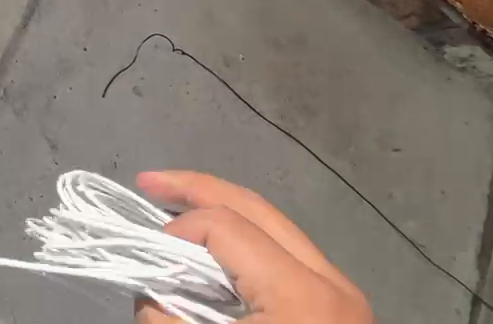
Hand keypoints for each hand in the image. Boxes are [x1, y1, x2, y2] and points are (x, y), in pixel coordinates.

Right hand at [135, 171, 372, 323]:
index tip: (153, 264)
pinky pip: (286, 252)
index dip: (176, 231)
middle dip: (195, 187)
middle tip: (147, 182)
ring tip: (175, 201)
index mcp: (301, 293)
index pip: (221, 225)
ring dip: (221, 207)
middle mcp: (331, 283)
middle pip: (253, 206)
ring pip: (274, 224)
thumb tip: (152, 291)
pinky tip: (215, 244)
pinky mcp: (343, 315)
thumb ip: (164, 317)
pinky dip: (245, 237)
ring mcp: (345, 298)